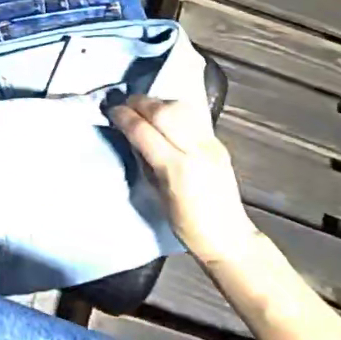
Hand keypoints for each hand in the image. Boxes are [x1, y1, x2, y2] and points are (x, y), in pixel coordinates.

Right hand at [111, 96, 257, 263]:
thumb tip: (131, 137)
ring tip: (144, 108)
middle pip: (163, 111)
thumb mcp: (157, 195)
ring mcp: (210, 144)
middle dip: (139, 103)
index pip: (144, 131)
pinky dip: (174, 110)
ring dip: (158, 103)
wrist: (228, 236)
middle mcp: (195, 150)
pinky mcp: (218, 143)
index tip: (111, 112)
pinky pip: (192, 117)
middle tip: (124, 105)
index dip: (124, 117)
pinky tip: (165, 117)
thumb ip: (145, 162)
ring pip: (181, 107)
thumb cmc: (187, 225)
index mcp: (177, 168)